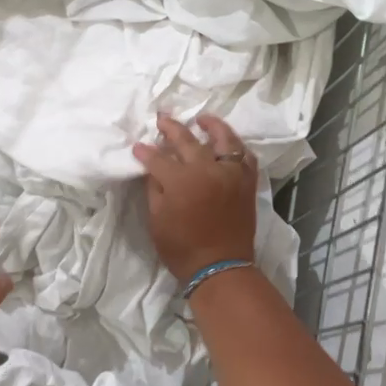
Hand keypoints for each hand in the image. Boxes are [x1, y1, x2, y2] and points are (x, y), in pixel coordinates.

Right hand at [133, 114, 258, 280]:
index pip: (158, 158)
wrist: (219, 267)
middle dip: (171, 128)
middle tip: (161, 118)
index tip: (137, 147)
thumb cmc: (181, 247)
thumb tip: (153, 169)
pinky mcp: (247, 183)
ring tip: (202, 119)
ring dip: (211, 126)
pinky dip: (236, 147)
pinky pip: (245, 157)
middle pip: (187, 141)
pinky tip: (227, 143)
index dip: (145, 152)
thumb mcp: (156, 220)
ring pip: (223, 140)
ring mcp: (231, 174)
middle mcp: (207, 170)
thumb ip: (154, 189)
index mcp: (181, 181)